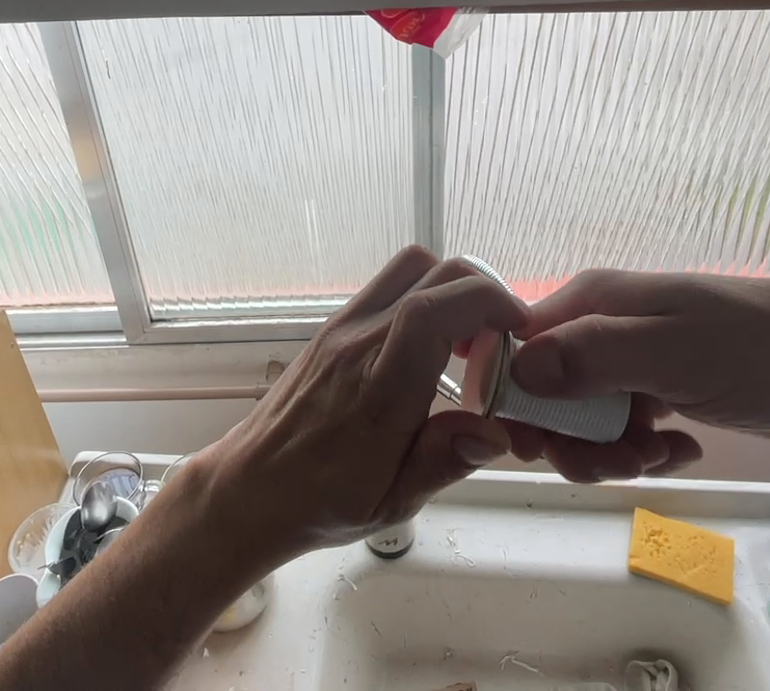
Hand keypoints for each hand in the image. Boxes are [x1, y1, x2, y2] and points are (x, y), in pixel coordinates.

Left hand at [182, 247, 524, 567]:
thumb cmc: (321, 500)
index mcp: (378, 390)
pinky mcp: (335, 326)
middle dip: (481, 290)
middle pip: (429, 272)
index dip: (486, 301)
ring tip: (468, 338)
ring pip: (408, 268)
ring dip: (450, 287)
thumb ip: (445, 459)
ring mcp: (343, 327)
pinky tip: (432, 344)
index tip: (518, 327)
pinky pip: (388, 286)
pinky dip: (425, 295)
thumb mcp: (393, 501)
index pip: (432, 311)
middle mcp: (358, 343)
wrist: (251, 485)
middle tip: (501, 337)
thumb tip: (498, 430)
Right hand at [503, 270, 769, 481]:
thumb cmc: (762, 351)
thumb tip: (515, 371)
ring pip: (582, 418)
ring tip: (660, 455)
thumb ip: (593, 356)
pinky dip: (641, 449)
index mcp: (592, 302)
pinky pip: (620, 427)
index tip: (537, 445)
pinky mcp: (655, 387)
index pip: (517, 347)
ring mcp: (628, 358)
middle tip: (622, 460)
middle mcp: (600, 326)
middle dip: (573, 438)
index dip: (514, 399)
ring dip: (611, 451)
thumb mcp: (675, 352)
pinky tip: (681, 449)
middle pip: (545, 392)